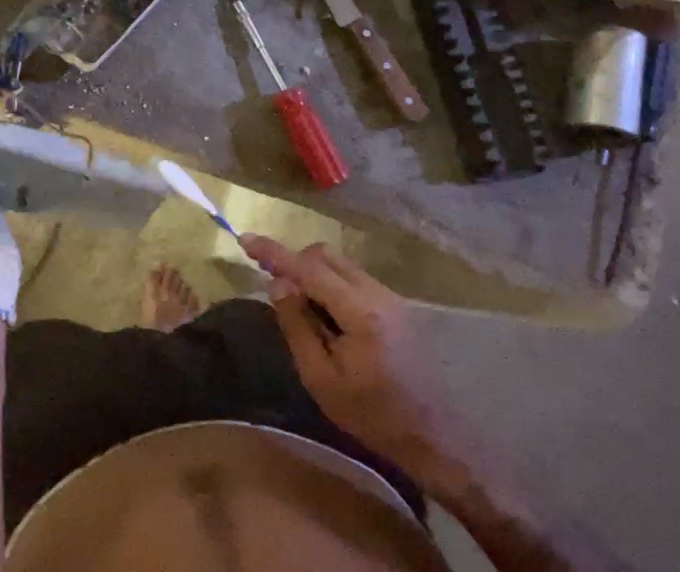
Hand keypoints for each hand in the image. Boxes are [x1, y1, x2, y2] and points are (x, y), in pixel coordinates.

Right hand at [241, 234, 459, 471]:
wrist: (433, 439)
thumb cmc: (371, 414)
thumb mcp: (320, 377)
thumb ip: (296, 325)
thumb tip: (278, 284)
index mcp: (361, 312)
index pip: (309, 269)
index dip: (274, 253)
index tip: (245, 239)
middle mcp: (380, 295)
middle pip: (327, 256)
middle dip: (294, 261)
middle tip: (269, 281)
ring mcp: (393, 300)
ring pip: (342, 265)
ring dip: (313, 274)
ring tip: (296, 305)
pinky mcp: (399, 309)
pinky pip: (355, 280)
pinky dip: (331, 285)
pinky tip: (324, 316)